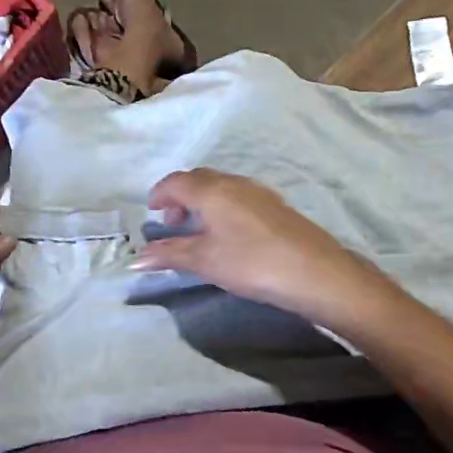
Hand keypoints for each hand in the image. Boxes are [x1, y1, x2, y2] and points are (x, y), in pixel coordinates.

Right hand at [134, 169, 398, 324]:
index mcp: (212, 190)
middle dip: (180, 196)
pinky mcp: (277, 206)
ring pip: (221, 186)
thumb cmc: (251, 263)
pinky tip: (229, 233)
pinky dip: (223, 206)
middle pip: (199, 179)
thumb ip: (169, 255)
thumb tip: (136, 258)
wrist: (316, 273)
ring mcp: (260, 192)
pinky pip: (239, 196)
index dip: (160, 194)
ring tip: (199, 230)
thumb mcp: (204, 261)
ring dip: (203, 201)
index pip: (177, 181)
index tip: (152, 212)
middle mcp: (235, 183)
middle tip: (173, 222)